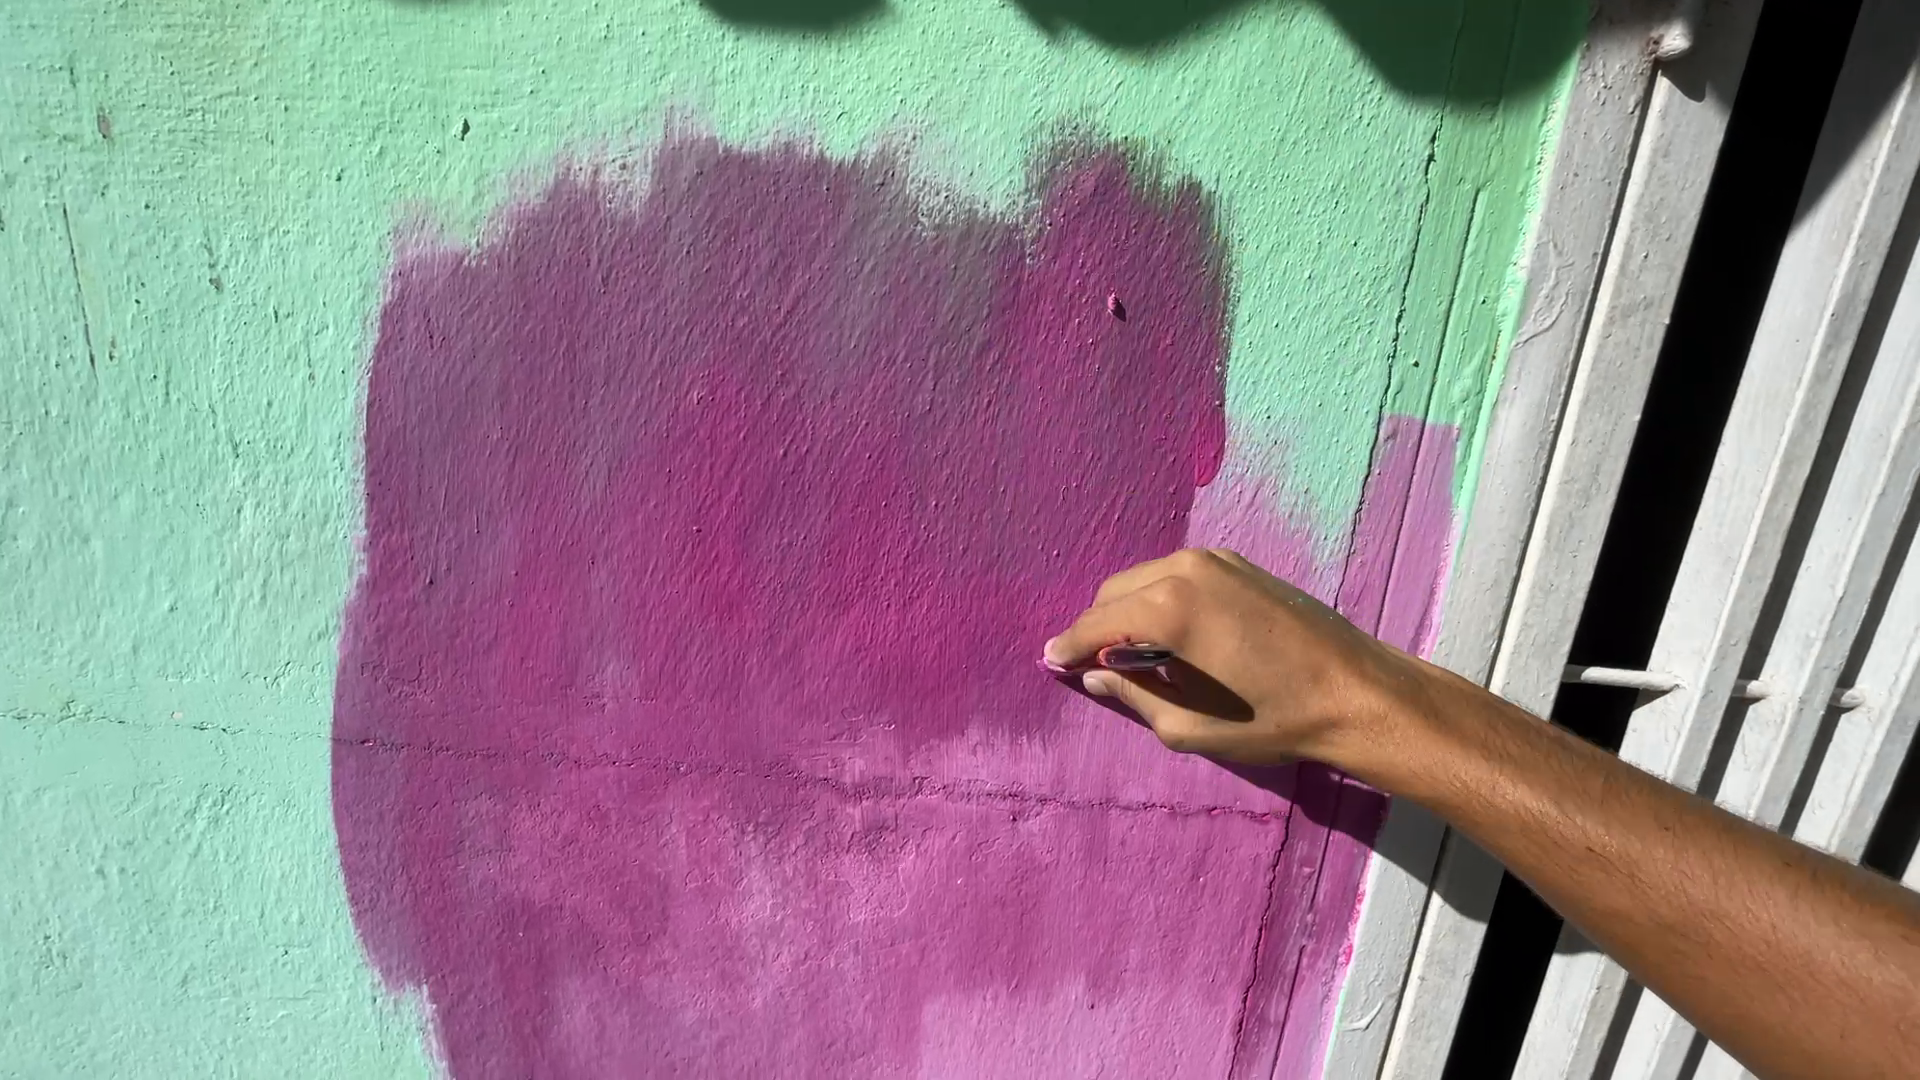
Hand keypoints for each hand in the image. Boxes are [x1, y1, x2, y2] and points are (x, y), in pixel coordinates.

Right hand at [1043, 548, 1422, 767]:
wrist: (1360, 692)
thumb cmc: (1274, 719)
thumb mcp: (1190, 726)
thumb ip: (1132, 696)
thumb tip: (1095, 677)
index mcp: (1168, 608)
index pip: (1096, 624)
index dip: (1069, 645)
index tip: (1051, 661)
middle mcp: (1184, 569)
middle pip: (1114, 593)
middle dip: (1097, 627)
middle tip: (1095, 664)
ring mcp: (1214, 559)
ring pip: (1144, 579)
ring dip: (1128, 611)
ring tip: (1135, 651)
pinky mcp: (1237, 562)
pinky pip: (1175, 574)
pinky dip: (1159, 597)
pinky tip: (1172, 631)